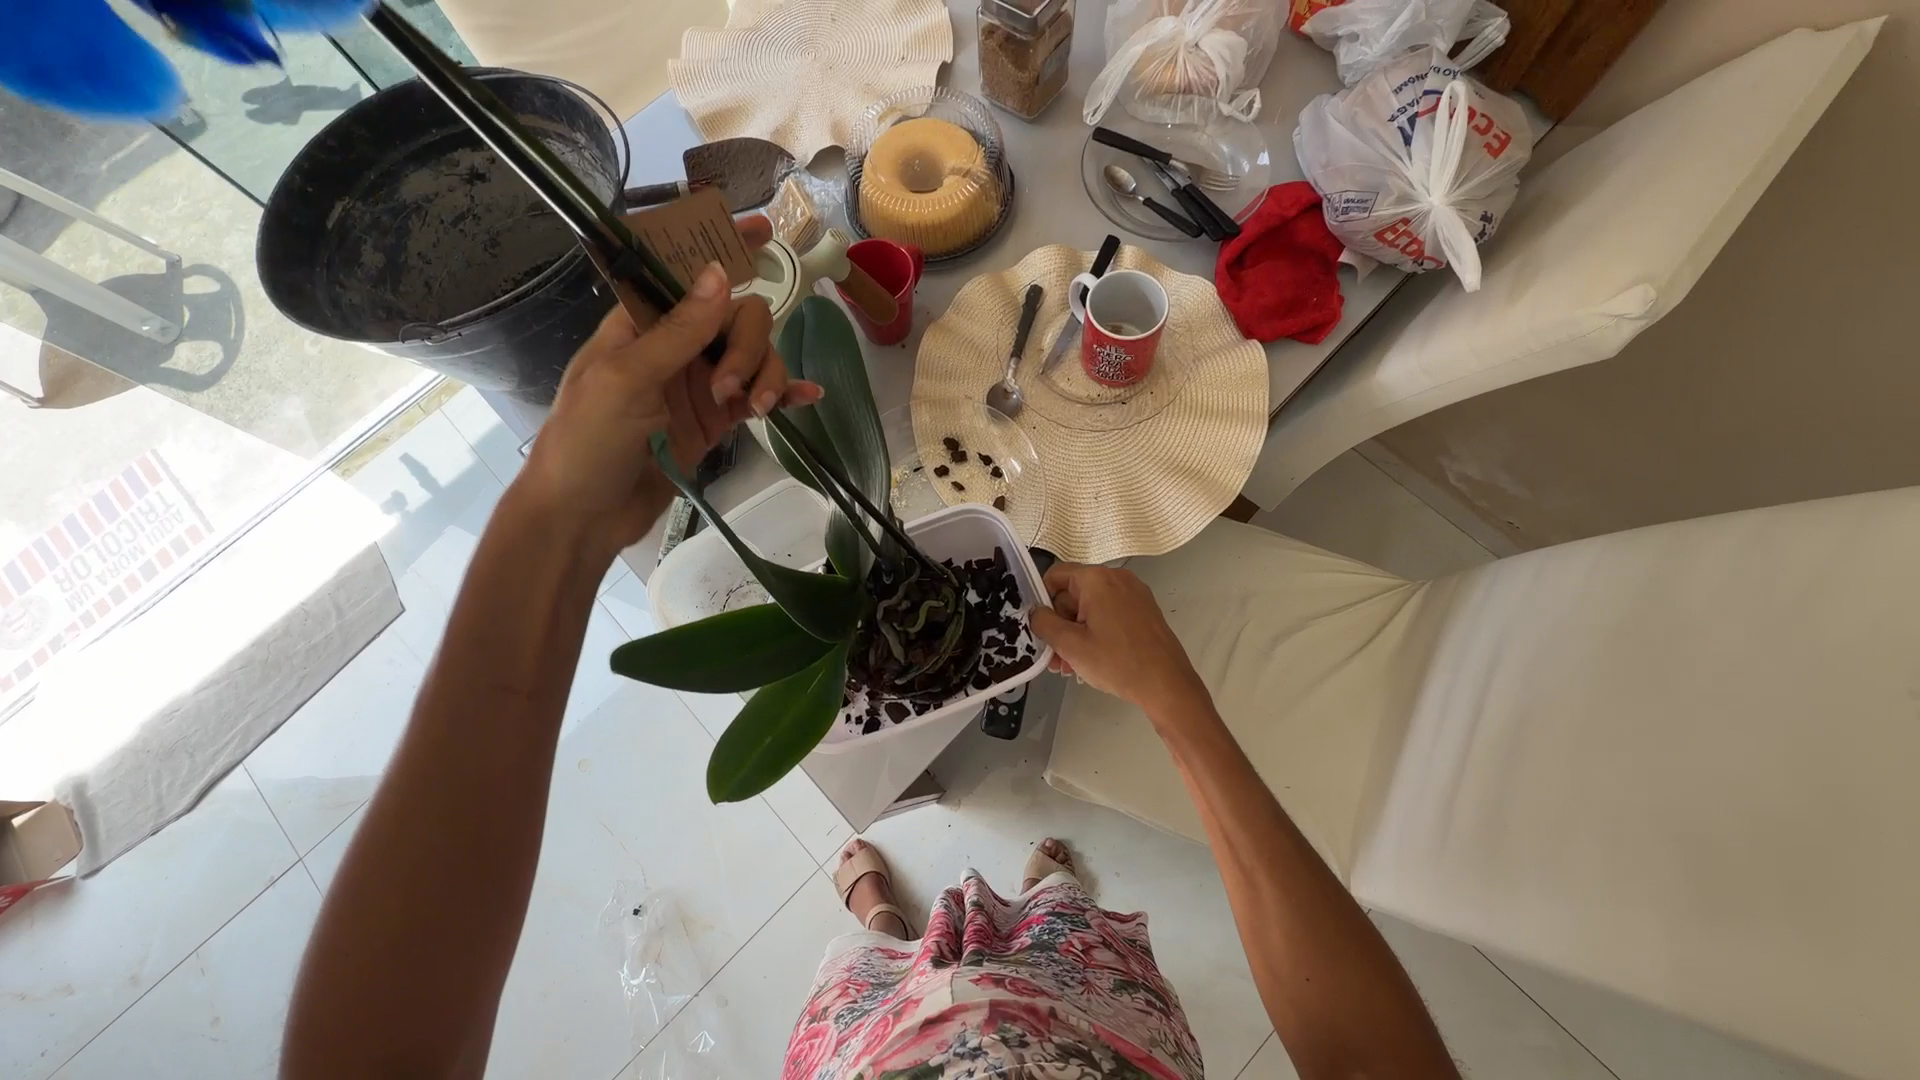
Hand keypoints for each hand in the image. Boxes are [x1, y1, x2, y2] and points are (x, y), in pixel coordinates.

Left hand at [513, 215, 819, 559]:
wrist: (585, 515)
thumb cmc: (587, 439)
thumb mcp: (628, 379)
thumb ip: (679, 331)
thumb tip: (720, 274)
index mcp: (641, 323)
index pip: (686, 270)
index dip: (721, 247)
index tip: (763, 231)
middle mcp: (675, 346)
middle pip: (736, 317)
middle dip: (746, 347)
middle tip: (729, 390)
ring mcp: (699, 384)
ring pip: (754, 357)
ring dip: (766, 376)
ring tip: (754, 411)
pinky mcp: (717, 421)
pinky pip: (759, 396)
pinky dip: (784, 394)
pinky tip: (806, 398)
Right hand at [1030, 563, 1207, 716]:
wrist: (1168, 685)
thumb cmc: (1117, 662)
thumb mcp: (1070, 644)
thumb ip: (1044, 623)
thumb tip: (1035, 612)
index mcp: (1097, 579)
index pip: (1055, 575)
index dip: (1041, 600)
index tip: (1040, 627)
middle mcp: (1117, 578)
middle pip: (1073, 592)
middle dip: (1060, 623)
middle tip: (1054, 656)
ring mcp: (1134, 594)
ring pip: (1091, 607)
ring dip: (1075, 632)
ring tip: (1069, 664)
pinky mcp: (1144, 611)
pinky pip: (1109, 613)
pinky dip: (1095, 631)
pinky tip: (1091, 658)